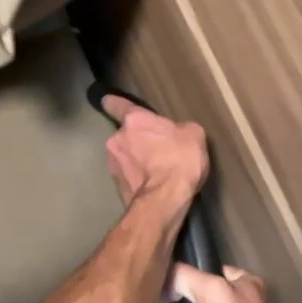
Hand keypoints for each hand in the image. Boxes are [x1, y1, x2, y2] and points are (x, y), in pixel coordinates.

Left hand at [101, 95, 207, 209]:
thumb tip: (177, 134)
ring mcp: (113, 164)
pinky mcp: (116, 186)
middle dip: (137, 140)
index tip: (107, 101)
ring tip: (157, 172)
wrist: (164, 201)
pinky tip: (153, 186)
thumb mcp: (193, 135)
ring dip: (135, 160)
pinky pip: (127, 176)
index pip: (116, 105)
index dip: (113, 102)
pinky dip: (137, 178)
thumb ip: (180, 128)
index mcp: (134, 120)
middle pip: (125, 135)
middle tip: (156, 149)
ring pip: (124, 156)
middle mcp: (117, 138)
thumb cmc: (179, 160)